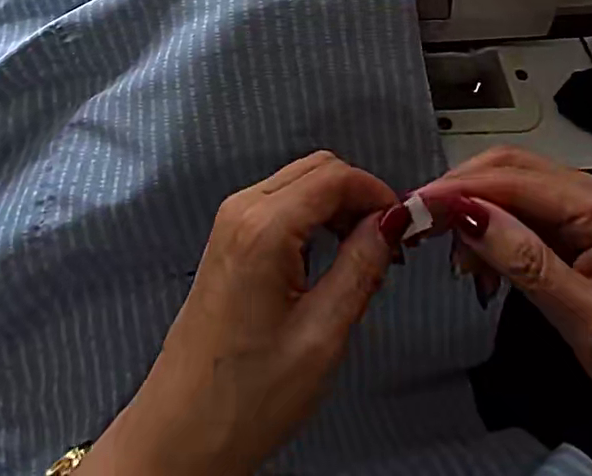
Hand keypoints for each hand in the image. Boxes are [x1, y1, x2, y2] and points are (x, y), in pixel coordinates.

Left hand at [79, 152, 396, 475]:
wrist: (184, 423)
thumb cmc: (251, 391)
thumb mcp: (322, 333)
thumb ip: (361, 267)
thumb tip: (392, 223)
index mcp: (263, 226)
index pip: (332, 176)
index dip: (377, 191)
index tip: (407, 224)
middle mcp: (241, 207)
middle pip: (314, 168)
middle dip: (358, 194)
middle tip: (390, 242)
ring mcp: (230, 219)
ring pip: (297, 181)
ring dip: (336, 204)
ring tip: (367, 253)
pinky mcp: (228, 235)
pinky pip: (279, 202)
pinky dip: (313, 214)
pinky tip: (332, 253)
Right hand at [399, 147, 591, 475]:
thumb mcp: (590, 321)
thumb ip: (525, 260)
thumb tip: (463, 212)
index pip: (512, 179)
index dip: (456, 188)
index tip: (410, 208)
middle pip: (507, 170)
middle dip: (458, 192)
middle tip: (418, 224)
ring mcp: (590, 215)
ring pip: (510, 190)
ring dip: (473, 214)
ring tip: (456, 260)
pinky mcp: (581, 236)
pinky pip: (523, 216)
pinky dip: (492, 233)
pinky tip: (482, 264)